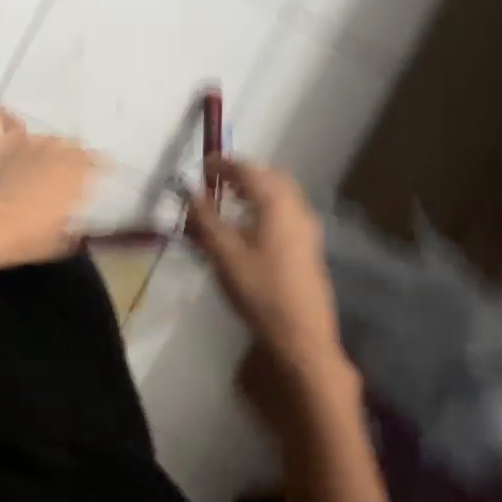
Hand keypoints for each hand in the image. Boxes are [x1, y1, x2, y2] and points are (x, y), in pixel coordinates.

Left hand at [0, 110, 97, 265]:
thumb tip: (79, 228)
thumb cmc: (26, 238)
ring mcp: (24, 140)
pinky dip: (7, 121)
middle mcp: (54, 151)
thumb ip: (75, 230)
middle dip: (72, 154)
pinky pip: (3, 119)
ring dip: (44, 145)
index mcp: (76, 175)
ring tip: (39, 154)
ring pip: (41, 136)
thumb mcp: (62, 243)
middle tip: (67, 167)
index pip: (96, 163)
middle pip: (70, 145)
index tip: (101, 172)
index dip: (99, 166)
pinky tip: (7, 121)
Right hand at [184, 158, 345, 380]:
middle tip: (216, 182)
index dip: (222, 164)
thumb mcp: (223, 253)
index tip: (201, 168)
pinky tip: (248, 227)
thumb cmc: (260, 290)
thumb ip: (205, 217)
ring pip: (281, 194)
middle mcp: (297, 209)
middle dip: (242, 174)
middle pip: (270, 176)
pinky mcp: (309, 247)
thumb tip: (191, 192)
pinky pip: (286, 211)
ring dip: (255, 190)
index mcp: (277, 204)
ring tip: (228, 201)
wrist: (302, 336)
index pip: (248, 169)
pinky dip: (266, 206)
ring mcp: (308, 229)